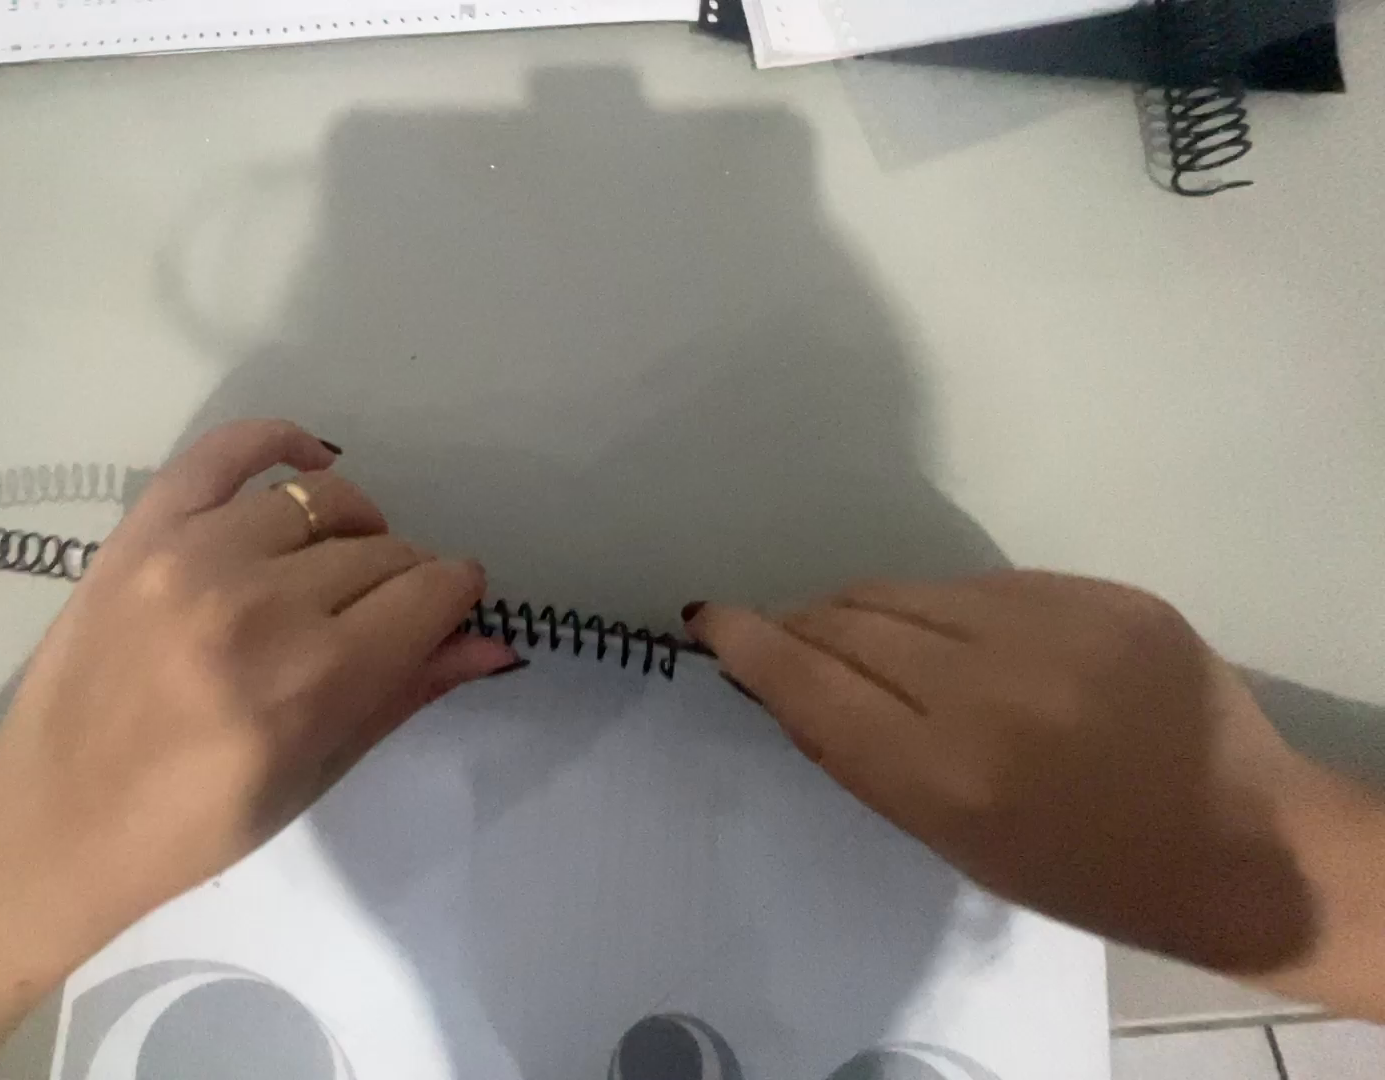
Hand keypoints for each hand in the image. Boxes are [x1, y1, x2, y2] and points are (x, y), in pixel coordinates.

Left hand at [0, 419, 517, 970]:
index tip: (454, 600)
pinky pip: (226, 450)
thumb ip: (409, 692)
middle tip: (390, 605)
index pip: (427, 596)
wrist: (52, 824)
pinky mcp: (141, 532)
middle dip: (408, 575)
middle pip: (380, 551)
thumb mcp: (318, 772)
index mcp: (311, 682)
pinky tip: (309, 459)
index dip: (457, 592)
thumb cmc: (197, 825)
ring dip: (357, 524)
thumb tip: (495, 643)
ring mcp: (191, 557)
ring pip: (321, 499)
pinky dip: (280, 440)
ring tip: (343, 558)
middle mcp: (258, 606)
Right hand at [685, 571, 1322, 975]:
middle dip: (800, 626)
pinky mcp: (1102, 595)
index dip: (745, 640)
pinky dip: (938, 611)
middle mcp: (995, 689)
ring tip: (880, 648)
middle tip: (792, 642)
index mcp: (947, 771)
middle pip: (844, 620)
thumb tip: (768, 670)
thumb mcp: (933, 832)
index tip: (706, 617)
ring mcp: (1058, 630)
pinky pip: (967, 585)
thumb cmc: (1066, 866)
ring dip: (862, 614)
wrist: (1253, 852)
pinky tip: (966, 647)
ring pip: (896, 590)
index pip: (806, 678)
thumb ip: (842, 745)